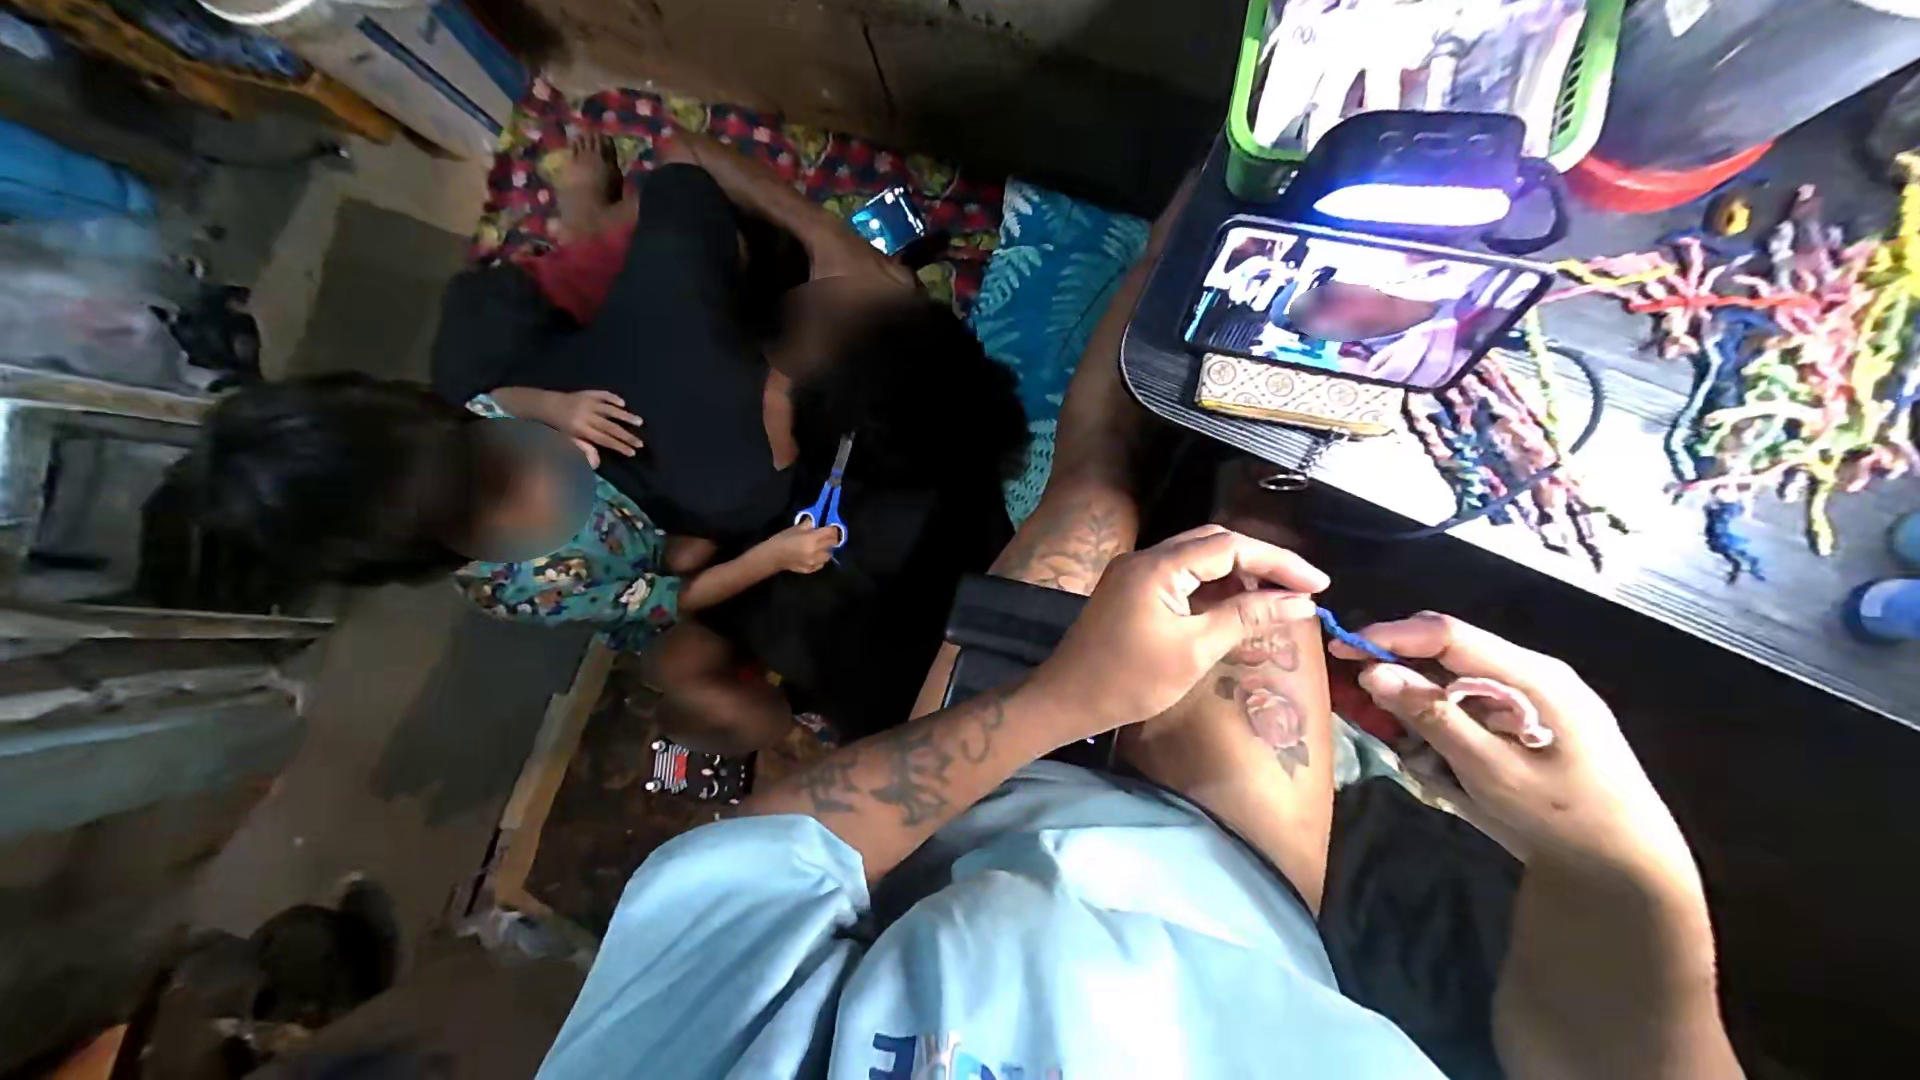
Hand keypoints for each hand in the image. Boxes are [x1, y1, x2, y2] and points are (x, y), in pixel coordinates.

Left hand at [546, 390, 643, 467]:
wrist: (540, 404)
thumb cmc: (553, 426)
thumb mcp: (564, 440)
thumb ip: (581, 449)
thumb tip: (597, 462)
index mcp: (580, 428)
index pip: (604, 439)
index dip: (619, 446)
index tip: (632, 452)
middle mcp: (586, 415)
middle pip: (611, 427)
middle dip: (627, 436)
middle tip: (641, 443)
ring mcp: (587, 402)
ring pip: (610, 410)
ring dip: (625, 416)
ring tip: (639, 421)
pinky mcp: (586, 393)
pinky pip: (602, 394)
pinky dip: (613, 398)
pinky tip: (622, 403)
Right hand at [757, 522, 838, 573]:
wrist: (773, 556)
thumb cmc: (783, 539)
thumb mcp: (796, 528)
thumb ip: (810, 525)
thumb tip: (818, 522)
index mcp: (812, 538)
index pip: (830, 532)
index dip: (832, 529)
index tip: (830, 527)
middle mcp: (816, 551)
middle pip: (832, 543)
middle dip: (831, 538)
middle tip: (826, 536)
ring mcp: (814, 562)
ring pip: (829, 555)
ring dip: (827, 549)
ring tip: (821, 546)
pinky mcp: (811, 569)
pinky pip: (822, 563)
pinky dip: (821, 559)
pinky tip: (815, 555)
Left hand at [1026, 526, 1327, 741]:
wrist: (1067, 698)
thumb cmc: (1131, 680)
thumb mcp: (1196, 650)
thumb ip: (1247, 617)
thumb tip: (1300, 601)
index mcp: (1158, 566)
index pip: (1230, 546)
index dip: (1278, 561)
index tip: (1318, 584)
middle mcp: (1144, 557)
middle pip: (1213, 542)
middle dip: (1259, 561)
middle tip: (1300, 588)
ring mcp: (1132, 571)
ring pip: (1195, 557)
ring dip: (1235, 573)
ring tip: (1274, 599)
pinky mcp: (1129, 588)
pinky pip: (1178, 574)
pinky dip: (1209, 585)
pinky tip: (1234, 605)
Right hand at [1333, 613, 1697, 888]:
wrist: (1630, 866)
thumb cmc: (1564, 818)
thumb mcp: (1491, 771)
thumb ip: (1432, 717)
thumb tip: (1372, 672)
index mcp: (1534, 676)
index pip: (1446, 634)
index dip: (1387, 635)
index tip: (1340, 648)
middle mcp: (1532, 669)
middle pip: (1446, 641)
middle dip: (1393, 652)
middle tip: (1350, 674)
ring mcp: (1531, 687)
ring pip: (1451, 662)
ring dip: (1409, 676)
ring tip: (1376, 703)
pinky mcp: (1524, 706)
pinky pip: (1464, 685)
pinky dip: (1429, 695)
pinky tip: (1414, 718)